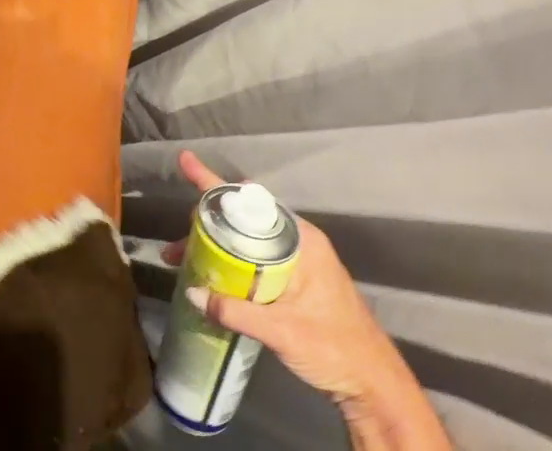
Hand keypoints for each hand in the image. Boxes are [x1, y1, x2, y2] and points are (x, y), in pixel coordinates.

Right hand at [162, 152, 450, 449]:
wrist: (374, 387)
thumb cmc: (335, 350)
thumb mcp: (282, 331)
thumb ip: (235, 311)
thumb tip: (193, 292)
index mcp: (302, 243)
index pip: (251, 203)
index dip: (215, 184)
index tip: (187, 162)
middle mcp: (299, 245)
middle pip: (243, 220)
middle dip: (205, 225)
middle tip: (177, 244)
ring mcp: (297, 263)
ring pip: (245, 241)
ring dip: (213, 248)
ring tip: (182, 264)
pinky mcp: (294, 283)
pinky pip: (252, 259)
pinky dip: (227, 263)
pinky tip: (208, 278)